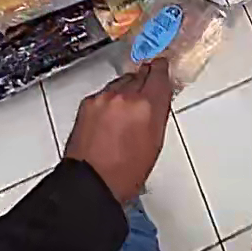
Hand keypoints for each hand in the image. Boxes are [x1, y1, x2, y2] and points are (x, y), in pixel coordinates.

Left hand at [64, 59, 172, 203]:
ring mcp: (105, 97)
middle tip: (146, 89)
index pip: (160, 74)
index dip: (162, 69)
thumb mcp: (155, 142)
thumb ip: (158, 112)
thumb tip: (160, 95)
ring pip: (122, 81)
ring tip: (126, 109)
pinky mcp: (88, 101)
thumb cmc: (125, 172)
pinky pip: (104, 92)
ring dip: (126, 90)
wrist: (90, 183)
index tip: (162, 67)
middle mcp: (126, 96)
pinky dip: (109, 99)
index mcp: (148, 106)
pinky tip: (110, 116)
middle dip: (145, 79)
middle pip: (141, 74)